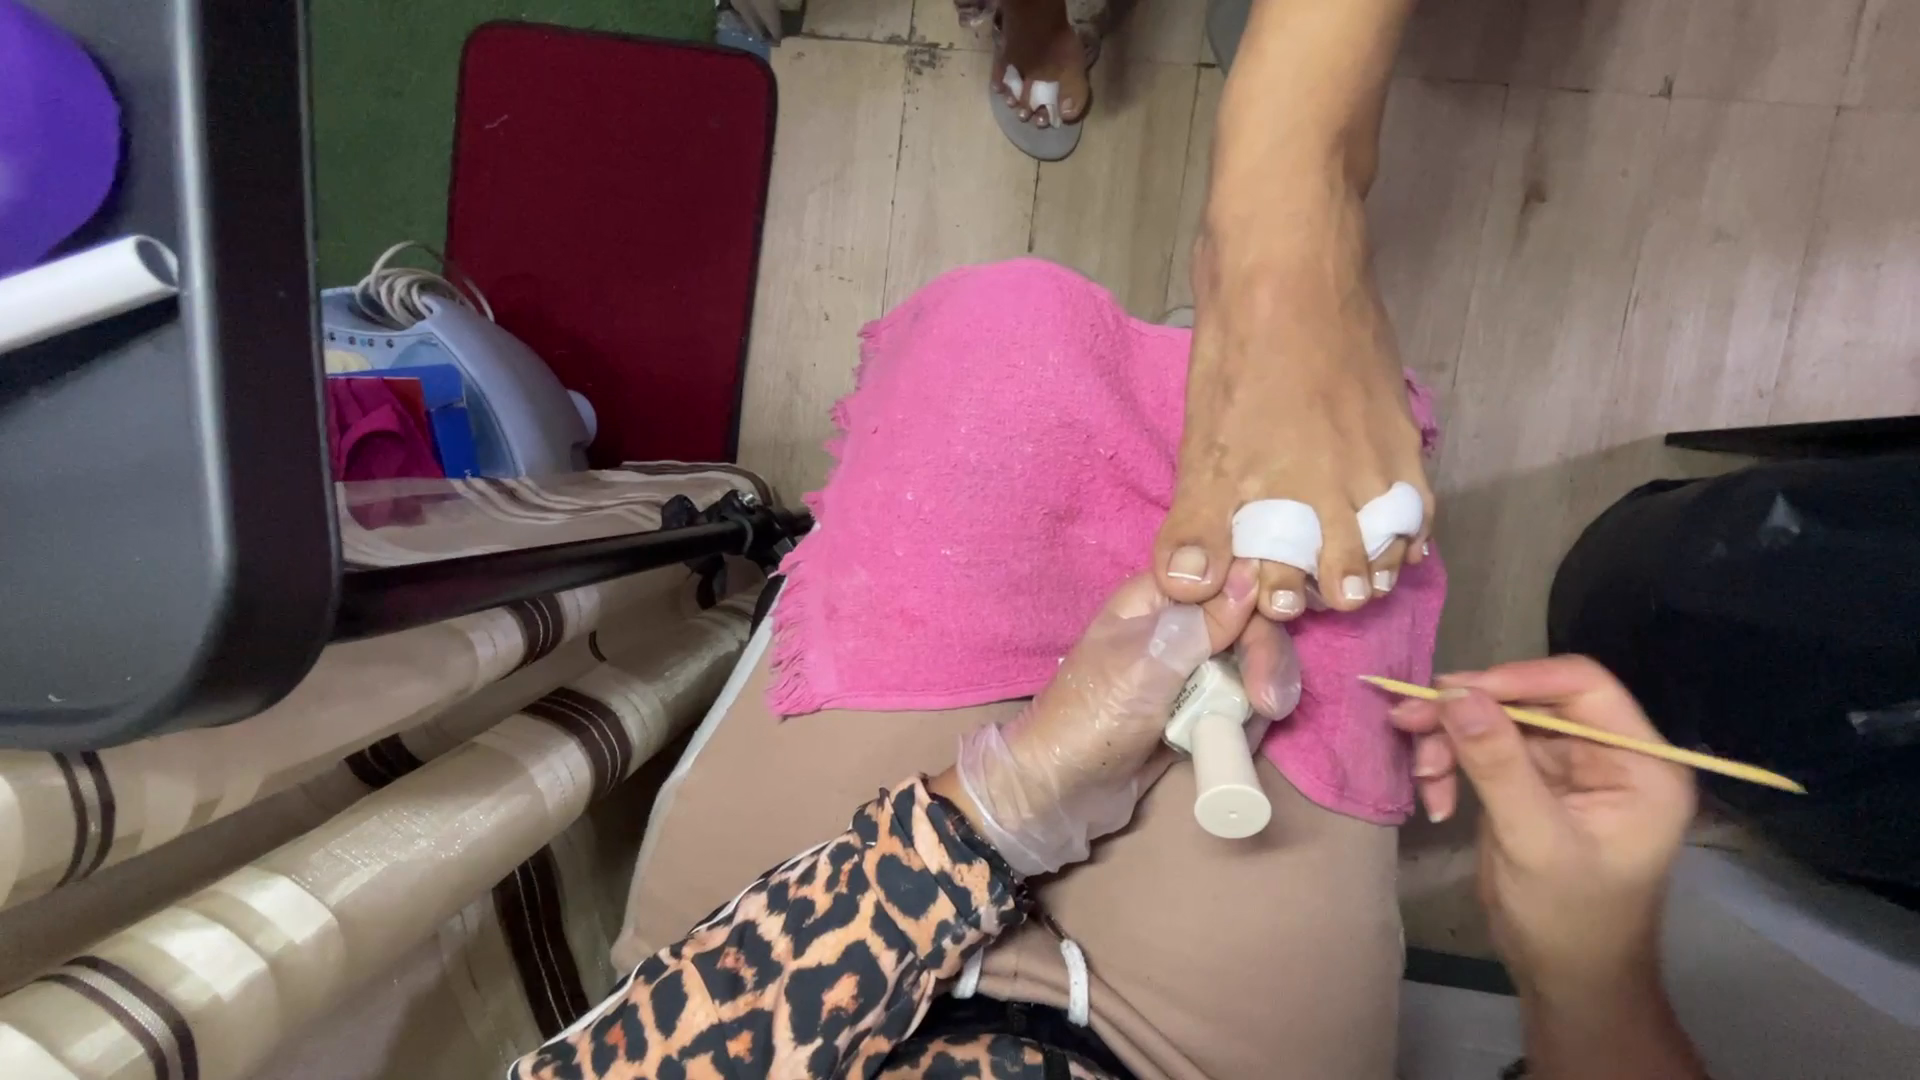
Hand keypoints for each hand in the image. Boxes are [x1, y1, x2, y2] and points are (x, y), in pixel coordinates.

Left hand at [934, 562, 1298, 875]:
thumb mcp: (1149, 663)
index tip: (1282, 620)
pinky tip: (1246, 734)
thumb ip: (1202, 622)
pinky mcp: (1193, 707)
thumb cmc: (1095, 715)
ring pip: (1247, 662)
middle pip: (1244, 621)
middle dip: (1264, 655)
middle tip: (1269, 701)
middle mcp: (1174, 625)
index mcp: (1155, 599)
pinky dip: (1248, 715)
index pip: (1224, 576)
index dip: (1258, 594)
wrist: (1064, 788)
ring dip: (1263, 687)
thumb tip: (1249, 570)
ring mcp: (1185, 668)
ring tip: (1263, 717)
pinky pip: (1237, 700)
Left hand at [1157, 212, 1433, 622]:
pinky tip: (1384, 534)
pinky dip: (1401, 532)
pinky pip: (1417, 508)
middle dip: (1318, 593)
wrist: (1294, 270)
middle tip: (1290, 581)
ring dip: (1364, 568)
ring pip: (1389, 550)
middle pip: (1350, 582)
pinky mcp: (1407, 437)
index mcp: (1297, 511)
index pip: (1295, 594)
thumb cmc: (1239, 361)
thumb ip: (1197, 523)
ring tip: (1335, 567)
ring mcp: (1390, 470)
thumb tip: (1187, 590)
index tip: (1248, 596)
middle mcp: (1355, 502)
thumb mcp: (1202, 446)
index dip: (1269, 605)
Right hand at [1388, 657, 1695, 993]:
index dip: (1517, 678)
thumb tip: (1454, 693)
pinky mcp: (1524, 781)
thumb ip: (1497, 763)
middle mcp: (1603, 754)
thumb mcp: (1533, 838)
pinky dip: (1446, 764)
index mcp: (1637, 764)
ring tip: (1421, 775)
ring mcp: (1561, 768)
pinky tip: (1434, 797)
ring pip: (1490, 720)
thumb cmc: (1571, 916)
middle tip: (1406, 722)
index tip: (1452, 694)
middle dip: (1464, 714)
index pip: (1581, 685)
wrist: (1563, 973)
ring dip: (1446, 741)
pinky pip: (1476, 748)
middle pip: (1524, 699)